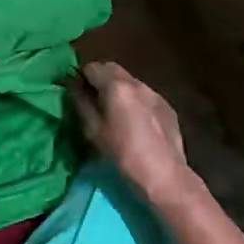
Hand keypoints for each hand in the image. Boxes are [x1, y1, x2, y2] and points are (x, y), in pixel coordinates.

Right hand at [74, 62, 192, 200]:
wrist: (164, 176)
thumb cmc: (122, 154)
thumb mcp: (93, 131)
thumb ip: (81, 103)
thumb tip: (75, 87)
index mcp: (116, 86)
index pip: (91, 67)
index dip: (81, 78)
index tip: (78, 95)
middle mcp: (137, 83)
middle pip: (112, 69)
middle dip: (100, 80)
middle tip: (94, 102)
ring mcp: (155, 94)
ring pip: (130, 82)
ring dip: (119, 90)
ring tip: (115, 114)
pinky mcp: (167, 107)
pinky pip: (145, 96)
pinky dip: (135, 102)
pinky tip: (136, 124)